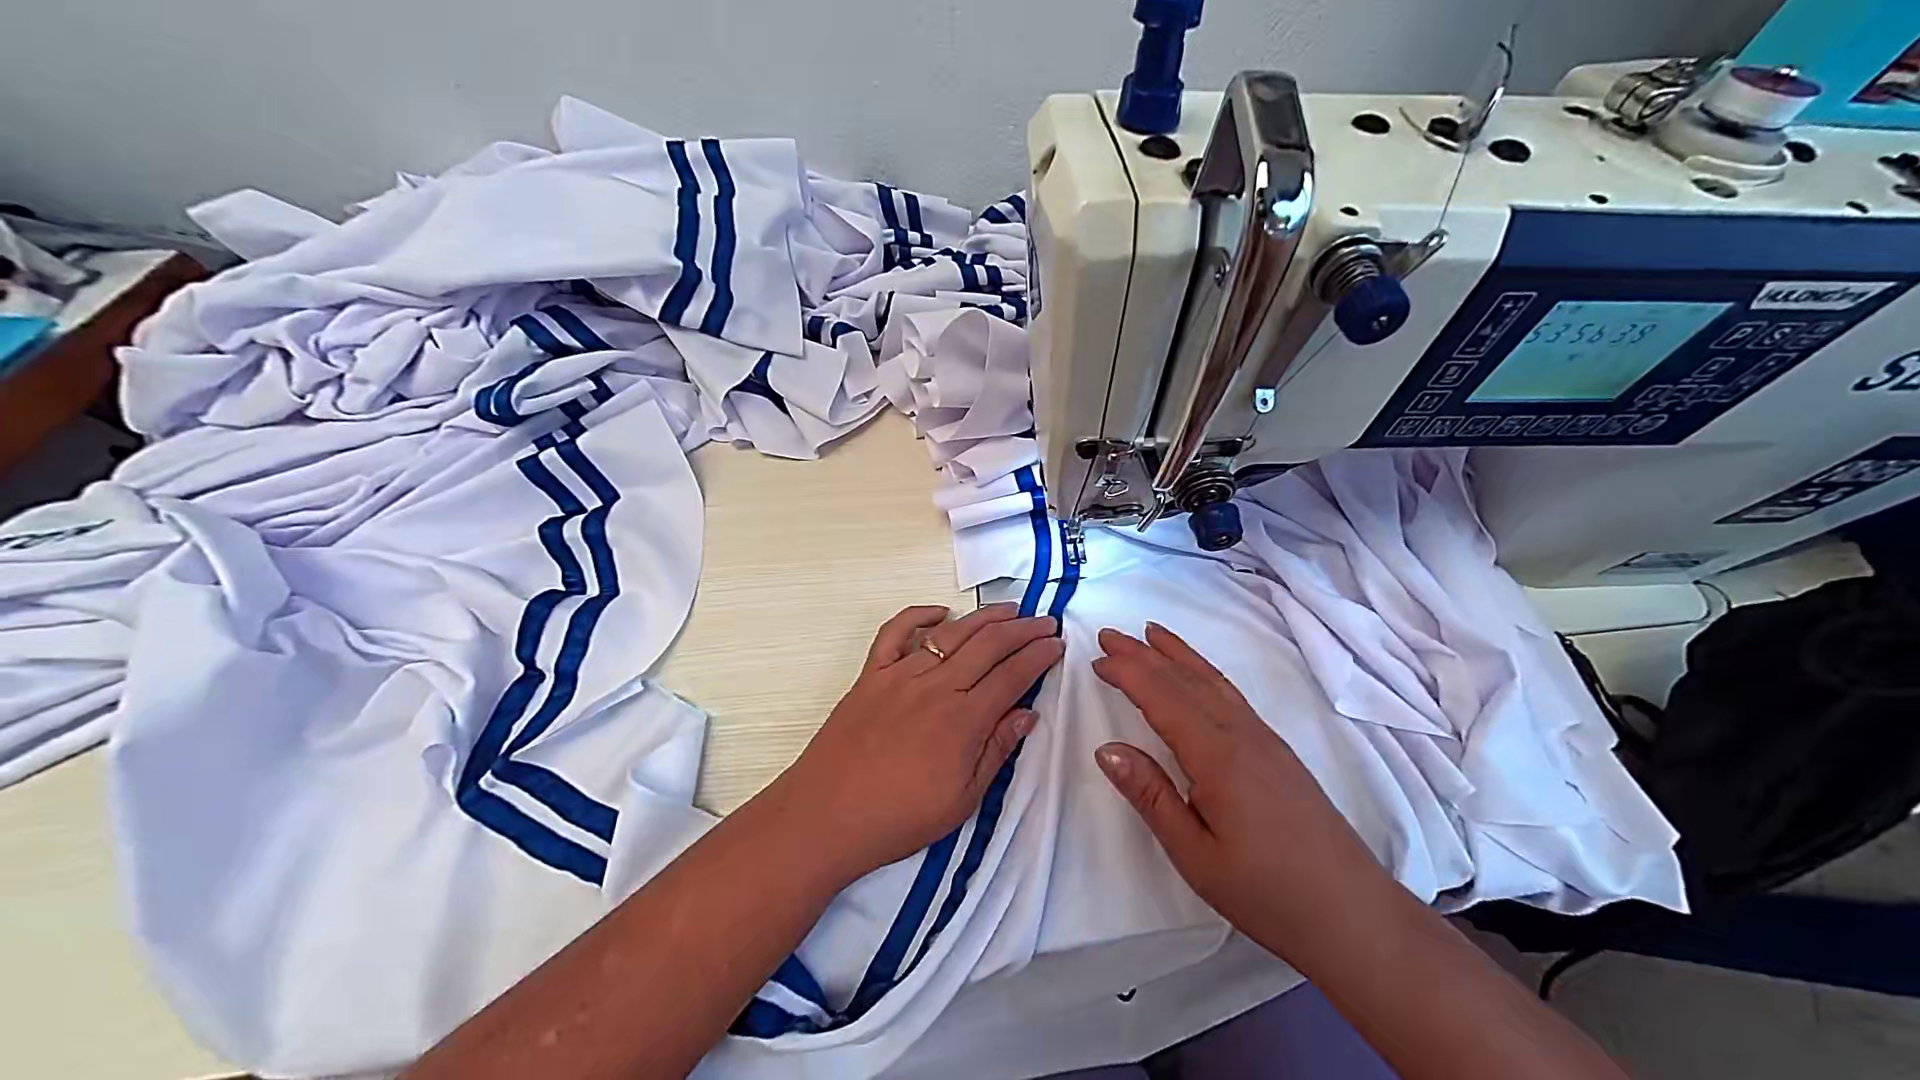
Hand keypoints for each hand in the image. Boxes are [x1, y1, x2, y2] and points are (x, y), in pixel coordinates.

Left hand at [770, 602, 1064, 879]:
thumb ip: (996, 751)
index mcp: (963, 721)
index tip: (1055, 645)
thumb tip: (1027, 714)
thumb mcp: (962, 799)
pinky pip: (894, 633)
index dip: (1038, 657)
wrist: (827, 817)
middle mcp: (935, 688)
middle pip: (988, 646)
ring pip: (950, 634)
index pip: (1012, 676)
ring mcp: (899, 676)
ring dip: (984, 618)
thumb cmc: (899, 818)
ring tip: (1009, 610)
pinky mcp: (870, 676)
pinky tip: (939, 612)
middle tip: (1044, 622)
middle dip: (1022, 630)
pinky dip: (917, 615)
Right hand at [1091, 623, 1395, 958]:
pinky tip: (1199, 676)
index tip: (1097, 660)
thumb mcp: (1195, 854)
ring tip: (1152, 634)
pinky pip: (1231, 695)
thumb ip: (1151, 795)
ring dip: (1178, 654)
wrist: (1353, 915)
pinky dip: (1205, 673)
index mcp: (1218, 755)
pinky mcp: (1278, 751)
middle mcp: (1242, 735)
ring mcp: (1265, 740)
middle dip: (1145, 654)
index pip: (1163, 697)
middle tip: (1110, 634)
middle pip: (1186, 680)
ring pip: (1213, 682)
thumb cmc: (1267, 892)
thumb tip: (1107, 748)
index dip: (1128, 674)